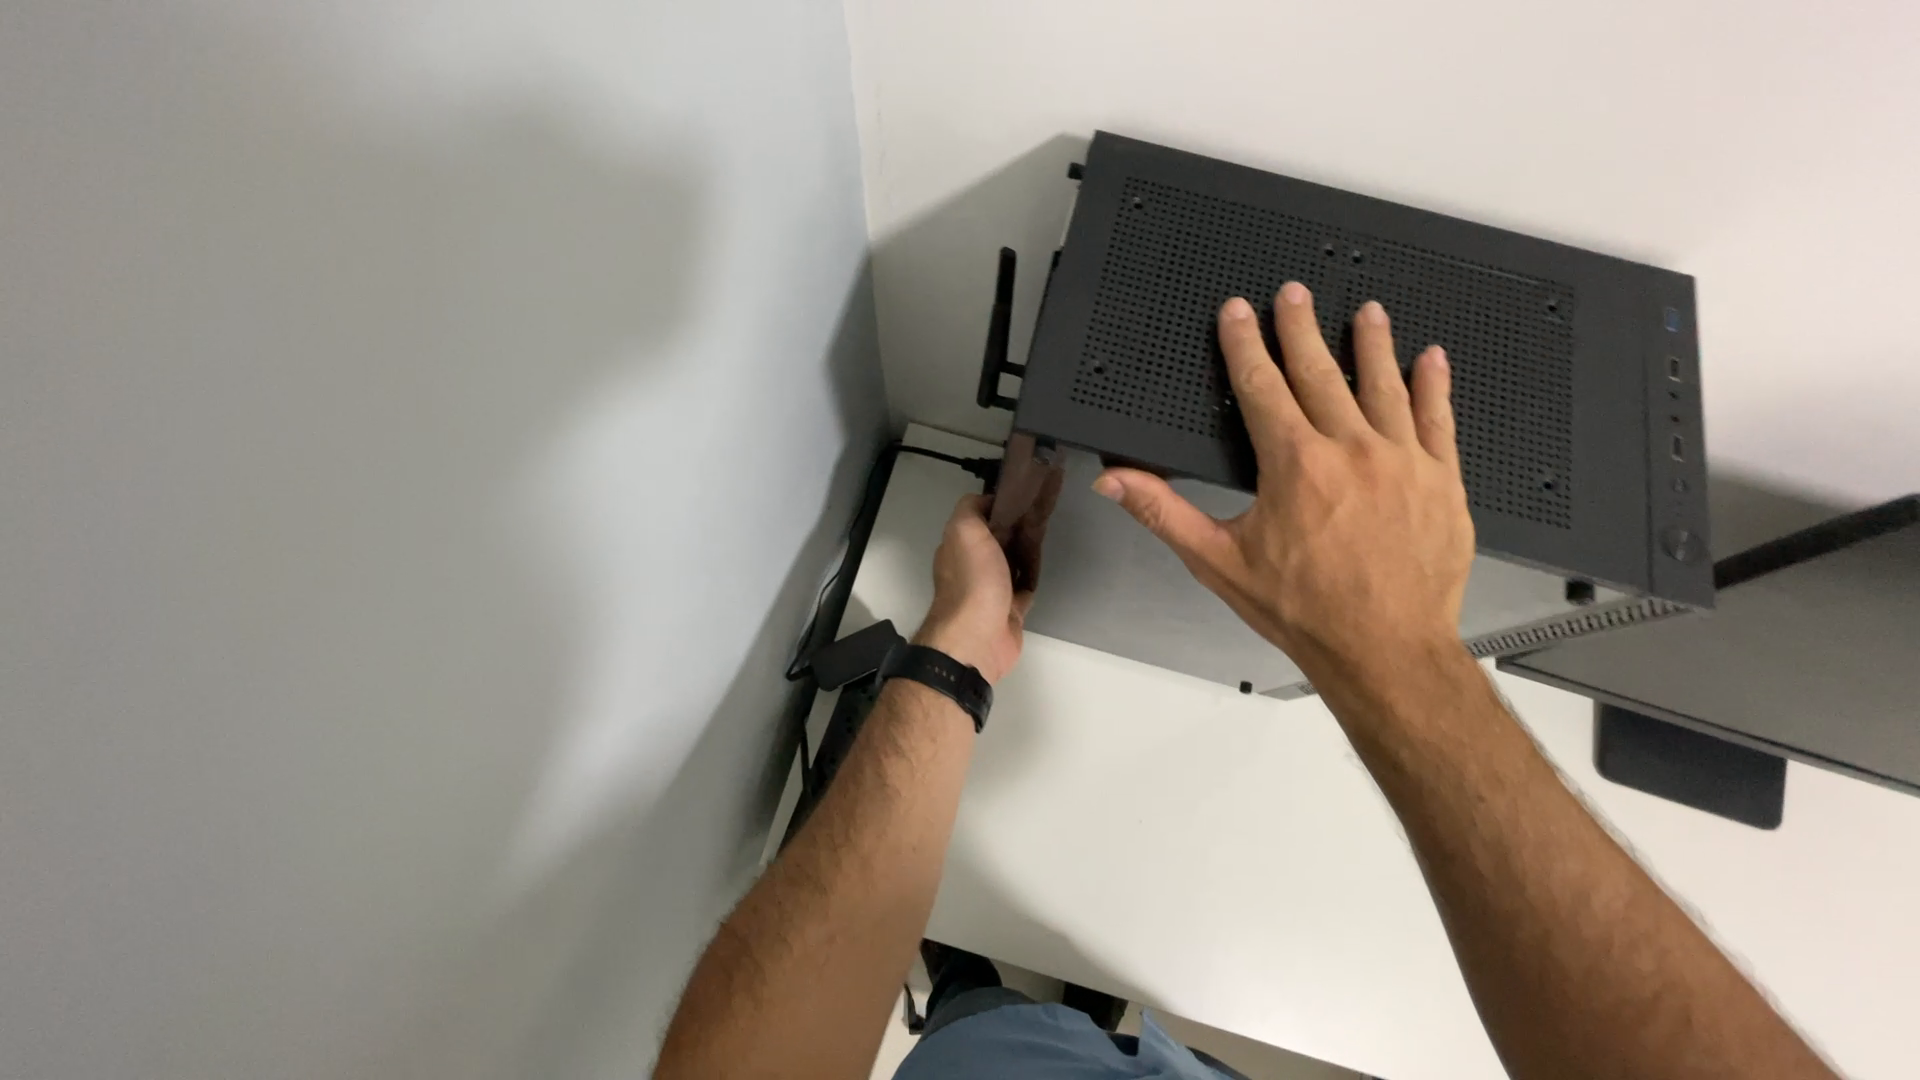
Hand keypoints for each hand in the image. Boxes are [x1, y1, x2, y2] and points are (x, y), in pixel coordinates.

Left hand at [914, 495, 1031, 684]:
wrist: (979, 636)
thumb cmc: (973, 580)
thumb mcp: (965, 530)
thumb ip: (971, 508)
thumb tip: (988, 500)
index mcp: (957, 545)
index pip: (978, 517)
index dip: (998, 504)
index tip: (1023, 495)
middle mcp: (971, 565)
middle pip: (997, 539)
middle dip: (1016, 527)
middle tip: (1041, 514)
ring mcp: (991, 588)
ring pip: (1012, 561)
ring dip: (1026, 550)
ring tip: (1047, 533)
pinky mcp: (1010, 609)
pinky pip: (1024, 586)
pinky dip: (1033, 576)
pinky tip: (1045, 563)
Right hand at [1093, 284, 1473, 682]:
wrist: (1386, 649)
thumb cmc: (1304, 609)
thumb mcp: (1218, 561)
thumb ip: (1163, 512)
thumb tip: (1117, 480)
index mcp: (1295, 464)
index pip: (1262, 387)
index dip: (1245, 345)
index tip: (1238, 313)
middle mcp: (1352, 450)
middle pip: (1321, 372)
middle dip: (1302, 328)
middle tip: (1294, 293)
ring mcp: (1404, 462)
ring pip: (1384, 385)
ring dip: (1371, 344)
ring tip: (1365, 312)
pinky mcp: (1442, 482)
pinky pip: (1439, 419)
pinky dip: (1434, 386)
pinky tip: (1431, 359)